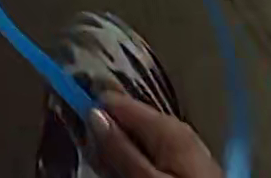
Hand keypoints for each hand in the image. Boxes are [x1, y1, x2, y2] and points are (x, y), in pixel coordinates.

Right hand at [84, 92, 222, 177]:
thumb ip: (120, 148)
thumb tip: (91, 112)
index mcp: (165, 125)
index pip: (113, 99)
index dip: (92, 112)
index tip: (77, 130)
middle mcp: (176, 128)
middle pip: (126, 119)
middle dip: (109, 136)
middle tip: (97, 159)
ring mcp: (187, 149)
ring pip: (139, 138)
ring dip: (123, 151)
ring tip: (114, 170)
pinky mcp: (192, 168)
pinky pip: (154, 154)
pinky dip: (140, 162)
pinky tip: (135, 173)